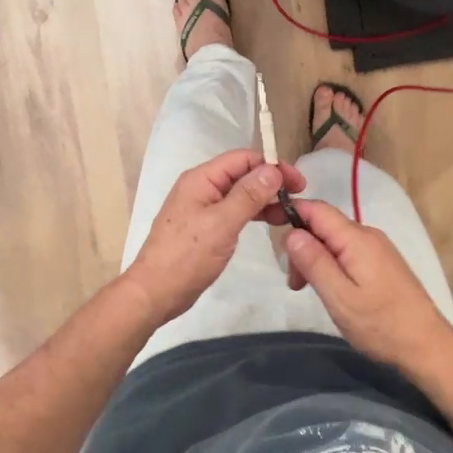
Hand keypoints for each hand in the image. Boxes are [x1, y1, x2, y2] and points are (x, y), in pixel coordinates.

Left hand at [121, 151, 307, 325]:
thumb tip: (273, 170)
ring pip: (239, 193)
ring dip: (264, 199)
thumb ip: (248, 195)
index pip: (242, 159)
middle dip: (270, 182)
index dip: (271, 165)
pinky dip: (252, 213)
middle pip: (241, 174)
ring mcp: (202, 207)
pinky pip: (233, 210)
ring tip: (289, 213)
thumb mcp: (222, 224)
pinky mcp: (204, 227)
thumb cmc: (187, 256)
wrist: (155, 293)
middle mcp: (201, 187)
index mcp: (202, 179)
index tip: (297, 182)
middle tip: (298, 198)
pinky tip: (268, 222)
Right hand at [283, 199, 452, 371]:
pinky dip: (332, 265)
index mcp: (356, 238)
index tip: (270, 229)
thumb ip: (314, 262)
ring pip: (335, 240)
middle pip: (324, 224)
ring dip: (315, 258)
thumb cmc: (381, 325)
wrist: (428, 346)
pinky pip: (349, 251)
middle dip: (302, 245)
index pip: (317, 208)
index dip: (291, 212)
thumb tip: (291, 233)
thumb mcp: (339, 297)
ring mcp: (378, 248)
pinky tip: (332, 290)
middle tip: (294, 283)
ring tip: (309, 290)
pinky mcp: (383, 263)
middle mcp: (368, 234)